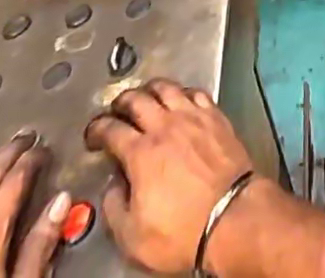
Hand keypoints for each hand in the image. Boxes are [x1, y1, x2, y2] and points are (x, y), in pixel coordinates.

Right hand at [83, 79, 254, 273]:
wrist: (232, 216)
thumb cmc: (181, 231)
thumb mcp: (133, 236)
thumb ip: (115, 207)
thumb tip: (114, 185)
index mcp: (141, 152)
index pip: (111, 130)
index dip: (97, 129)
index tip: (93, 135)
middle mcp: (165, 126)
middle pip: (138, 99)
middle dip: (121, 101)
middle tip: (116, 109)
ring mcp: (193, 116)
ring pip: (168, 88)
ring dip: (152, 88)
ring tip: (146, 94)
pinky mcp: (216, 116)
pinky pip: (196, 92)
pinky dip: (183, 92)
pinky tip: (181, 98)